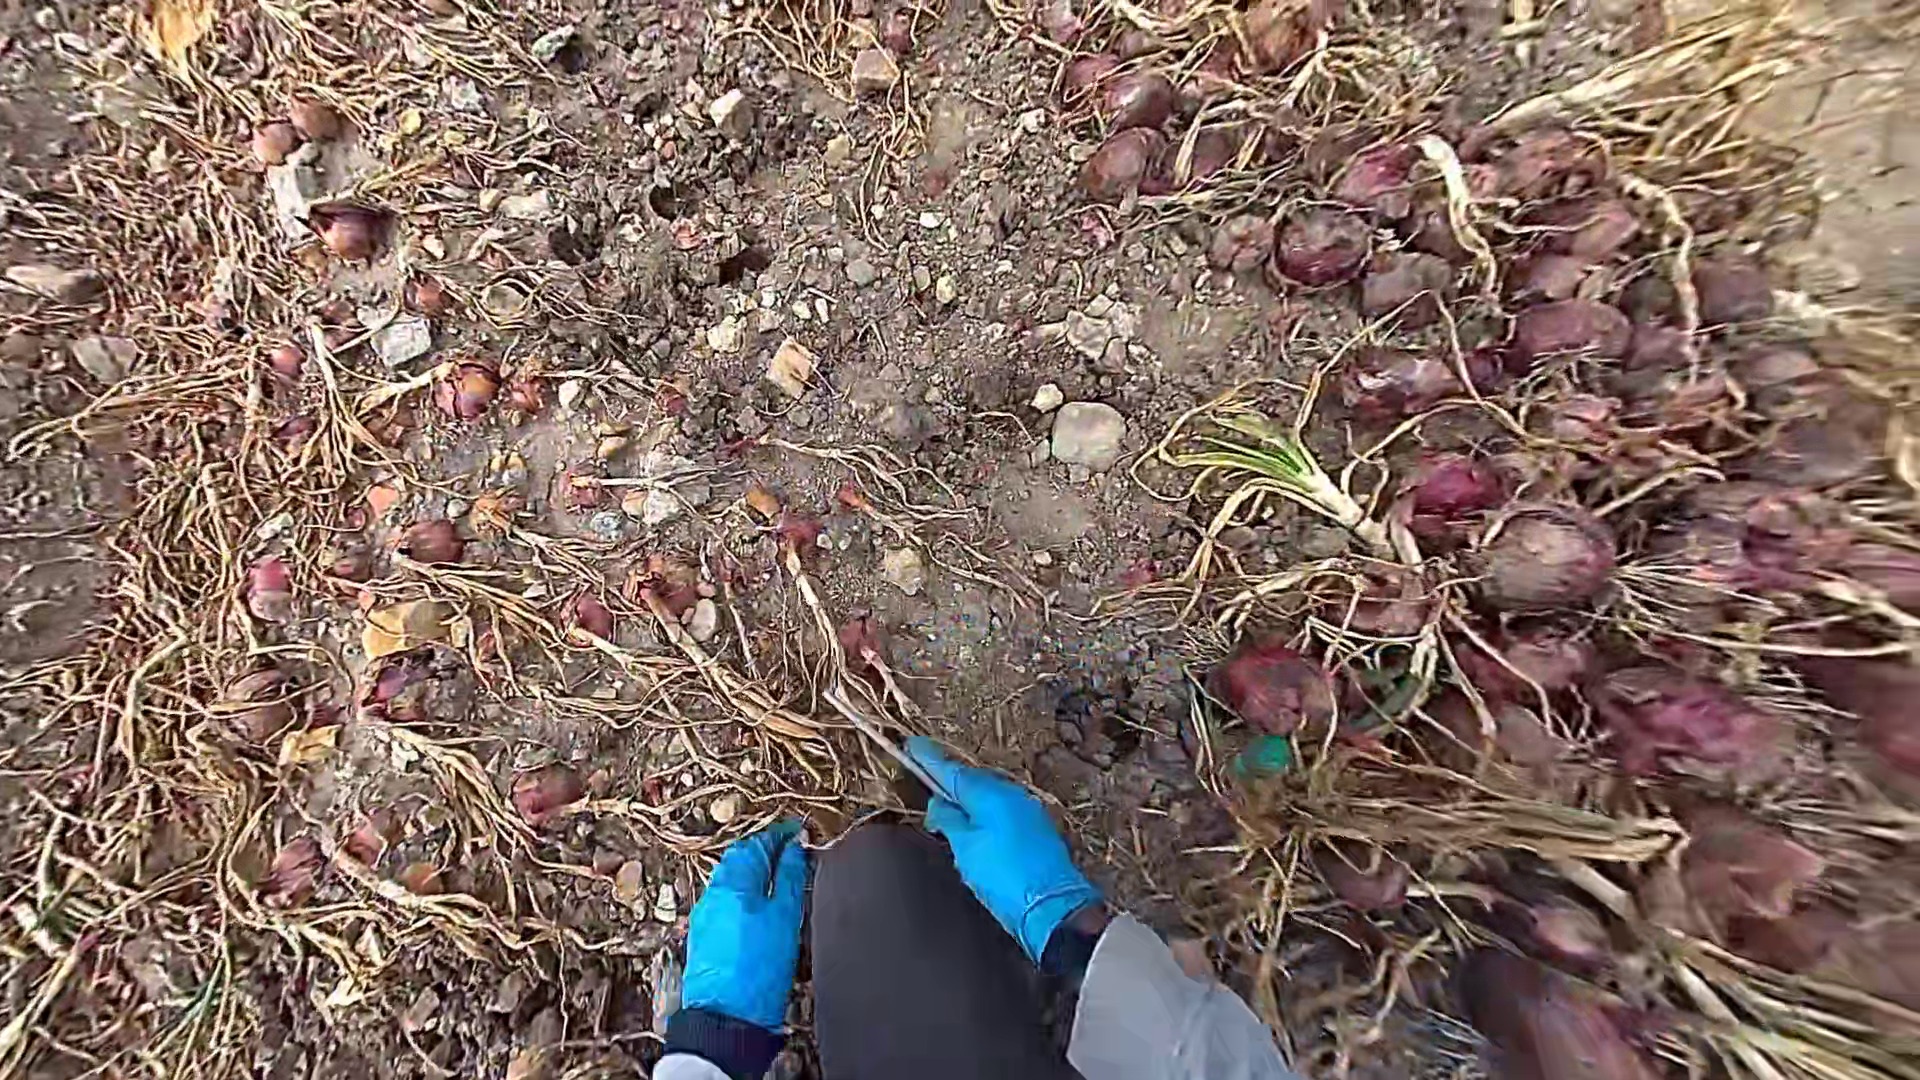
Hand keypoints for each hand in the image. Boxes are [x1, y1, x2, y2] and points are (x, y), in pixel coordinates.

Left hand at [682, 820, 808, 1031]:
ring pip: (732, 877)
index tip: (800, 832)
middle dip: (766, 850)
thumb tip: (797, 845)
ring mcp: (705, 914)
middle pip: (741, 856)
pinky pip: (725, 898)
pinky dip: (744, 891)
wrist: (727, 1023)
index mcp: (733, 881)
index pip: (759, 842)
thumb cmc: (758, 970)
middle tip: (791, 851)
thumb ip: (791, 873)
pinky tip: (760, 905)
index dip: (782, 835)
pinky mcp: (703, 935)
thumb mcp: (786, 914)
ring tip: (779, 877)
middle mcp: (714, 892)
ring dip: (754, 870)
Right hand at [904, 737, 1101, 962]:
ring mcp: (1024, 806)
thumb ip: (948, 819)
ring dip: (965, 797)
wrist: (1054, 906)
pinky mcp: (1034, 824)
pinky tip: (974, 824)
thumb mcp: (965, 849)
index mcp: (988, 792)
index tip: (912, 745)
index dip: (929, 759)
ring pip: (985, 794)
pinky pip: (999, 807)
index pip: (950, 770)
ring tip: (946, 807)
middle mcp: (1008, 791)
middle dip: (947, 779)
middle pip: (969, 779)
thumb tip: (938, 802)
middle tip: (924, 780)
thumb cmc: (1004, 876)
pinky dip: (982, 810)